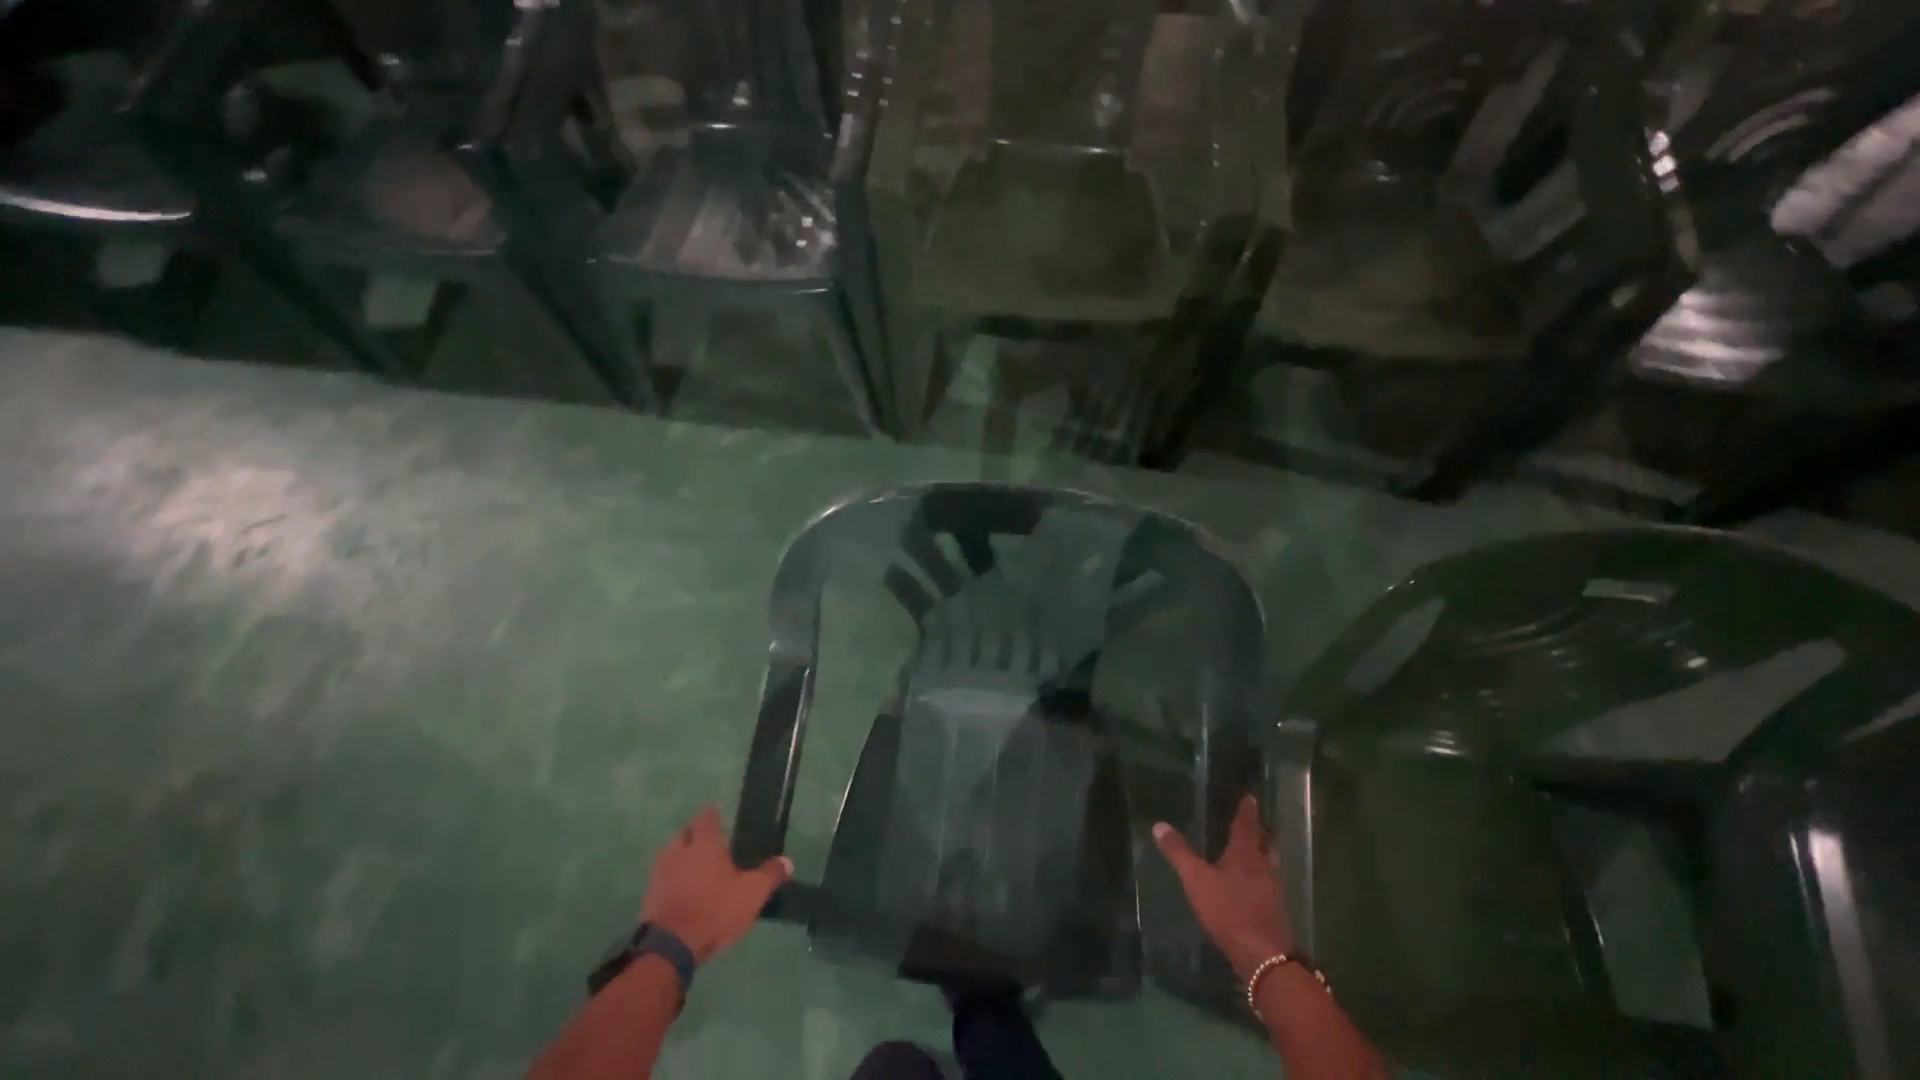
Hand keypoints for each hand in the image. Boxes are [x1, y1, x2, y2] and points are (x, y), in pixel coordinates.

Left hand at [640, 806, 791, 964]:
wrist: (671, 945)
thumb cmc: (715, 910)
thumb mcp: (752, 893)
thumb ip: (770, 875)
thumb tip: (787, 861)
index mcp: (705, 844)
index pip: (706, 818)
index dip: (712, 815)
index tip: (718, 816)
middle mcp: (679, 851)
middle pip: (684, 834)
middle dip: (695, 835)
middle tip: (709, 844)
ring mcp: (661, 872)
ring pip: (670, 854)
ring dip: (681, 857)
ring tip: (696, 868)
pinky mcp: (650, 894)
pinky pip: (662, 877)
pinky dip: (672, 879)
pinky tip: (682, 890)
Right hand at [1154, 795, 1293, 981]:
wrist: (1262, 954)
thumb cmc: (1228, 910)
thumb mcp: (1196, 880)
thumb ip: (1179, 853)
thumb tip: (1159, 825)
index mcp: (1245, 853)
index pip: (1246, 824)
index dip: (1247, 810)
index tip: (1250, 797)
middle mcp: (1264, 866)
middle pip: (1266, 841)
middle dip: (1260, 830)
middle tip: (1254, 821)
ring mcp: (1273, 888)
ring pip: (1270, 862)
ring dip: (1264, 852)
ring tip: (1254, 849)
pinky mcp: (1275, 908)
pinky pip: (1269, 882)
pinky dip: (1262, 875)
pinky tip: (1253, 884)